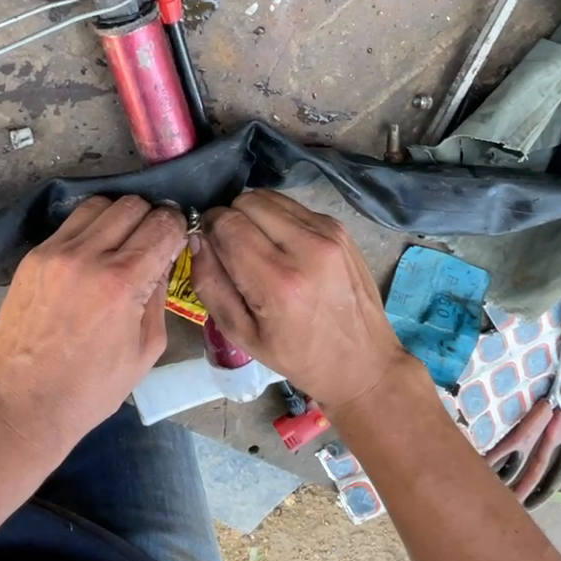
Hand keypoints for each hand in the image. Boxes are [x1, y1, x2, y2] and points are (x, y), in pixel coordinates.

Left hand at [0, 195, 185, 455]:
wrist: (24, 402)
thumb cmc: (92, 388)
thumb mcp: (146, 349)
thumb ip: (159, 295)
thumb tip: (164, 257)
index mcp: (122, 283)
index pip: (162, 224)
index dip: (176, 226)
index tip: (176, 238)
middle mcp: (88, 257)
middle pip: (132, 205)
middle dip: (150, 218)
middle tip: (151, 240)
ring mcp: (56, 252)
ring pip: (99, 204)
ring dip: (118, 216)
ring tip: (121, 242)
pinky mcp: (33, 256)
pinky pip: (71, 223)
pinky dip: (90, 229)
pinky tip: (93, 252)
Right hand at [188, 190, 412, 410]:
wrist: (363, 363)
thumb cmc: (297, 356)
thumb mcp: (241, 334)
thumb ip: (210, 284)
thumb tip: (197, 239)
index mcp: (278, 283)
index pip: (226, 224)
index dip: (210, 228)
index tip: (210, 244)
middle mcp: (306, 249)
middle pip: (246, 202)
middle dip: (230, 218)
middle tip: (233, 246)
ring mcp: (328, 234)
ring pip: (268, 197)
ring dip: (253, 214)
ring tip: (257, 245)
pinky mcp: (339, 228)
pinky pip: (292, 205)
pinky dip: (277, 218)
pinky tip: (282, 246)